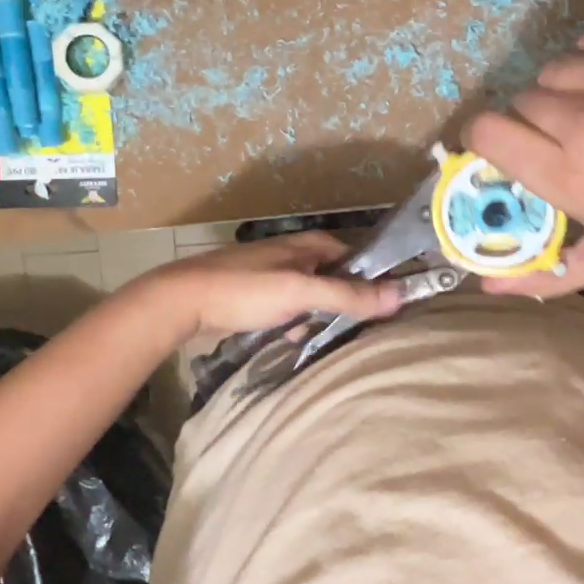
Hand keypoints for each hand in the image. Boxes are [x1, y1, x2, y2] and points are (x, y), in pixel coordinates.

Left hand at [135, 232, 404, 336]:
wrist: (183, 301)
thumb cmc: (245, 290)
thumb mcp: (301, 292)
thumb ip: (348, 294)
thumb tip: (400, 294)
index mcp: (309, 244)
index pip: (358, 258)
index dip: (375, 280)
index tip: (391, 308)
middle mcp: (296, 254)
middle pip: (337, 278)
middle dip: (347, 302)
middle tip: (360, 330)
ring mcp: (276, 275)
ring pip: (314, 296)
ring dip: (319, 316)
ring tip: (324, 337)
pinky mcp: (259, 296)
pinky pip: (291, 309)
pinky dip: (296, 322)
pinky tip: (291, 338)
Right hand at [464, 24, 583, 296]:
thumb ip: (547, 274)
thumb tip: (485, 287)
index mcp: (574, 175)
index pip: (486, 133)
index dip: (485, 138)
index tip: (503, 145)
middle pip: (520, 100)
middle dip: (537, 119)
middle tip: (573, 136)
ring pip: (554, 68)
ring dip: (567, 88)